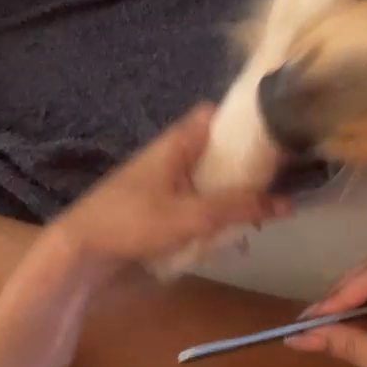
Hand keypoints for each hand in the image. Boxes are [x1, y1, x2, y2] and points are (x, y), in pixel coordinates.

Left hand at [56, 106, 292, 264]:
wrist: (79, 252)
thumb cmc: (133, 222)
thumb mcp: (192, 216)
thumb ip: (239, 208)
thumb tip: (287, 202)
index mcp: (176, 144)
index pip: (213, 115)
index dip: (242, 120)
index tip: (272, 137)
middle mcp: (170, 156)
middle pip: (216, 149)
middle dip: (244, 167)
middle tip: (274, 183)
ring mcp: (162, 181)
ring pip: (207, 178)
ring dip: (230, 195)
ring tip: (258, 214)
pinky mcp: (156, 206)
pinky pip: (194, 200)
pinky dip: (212, 212)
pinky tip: (228, 235)